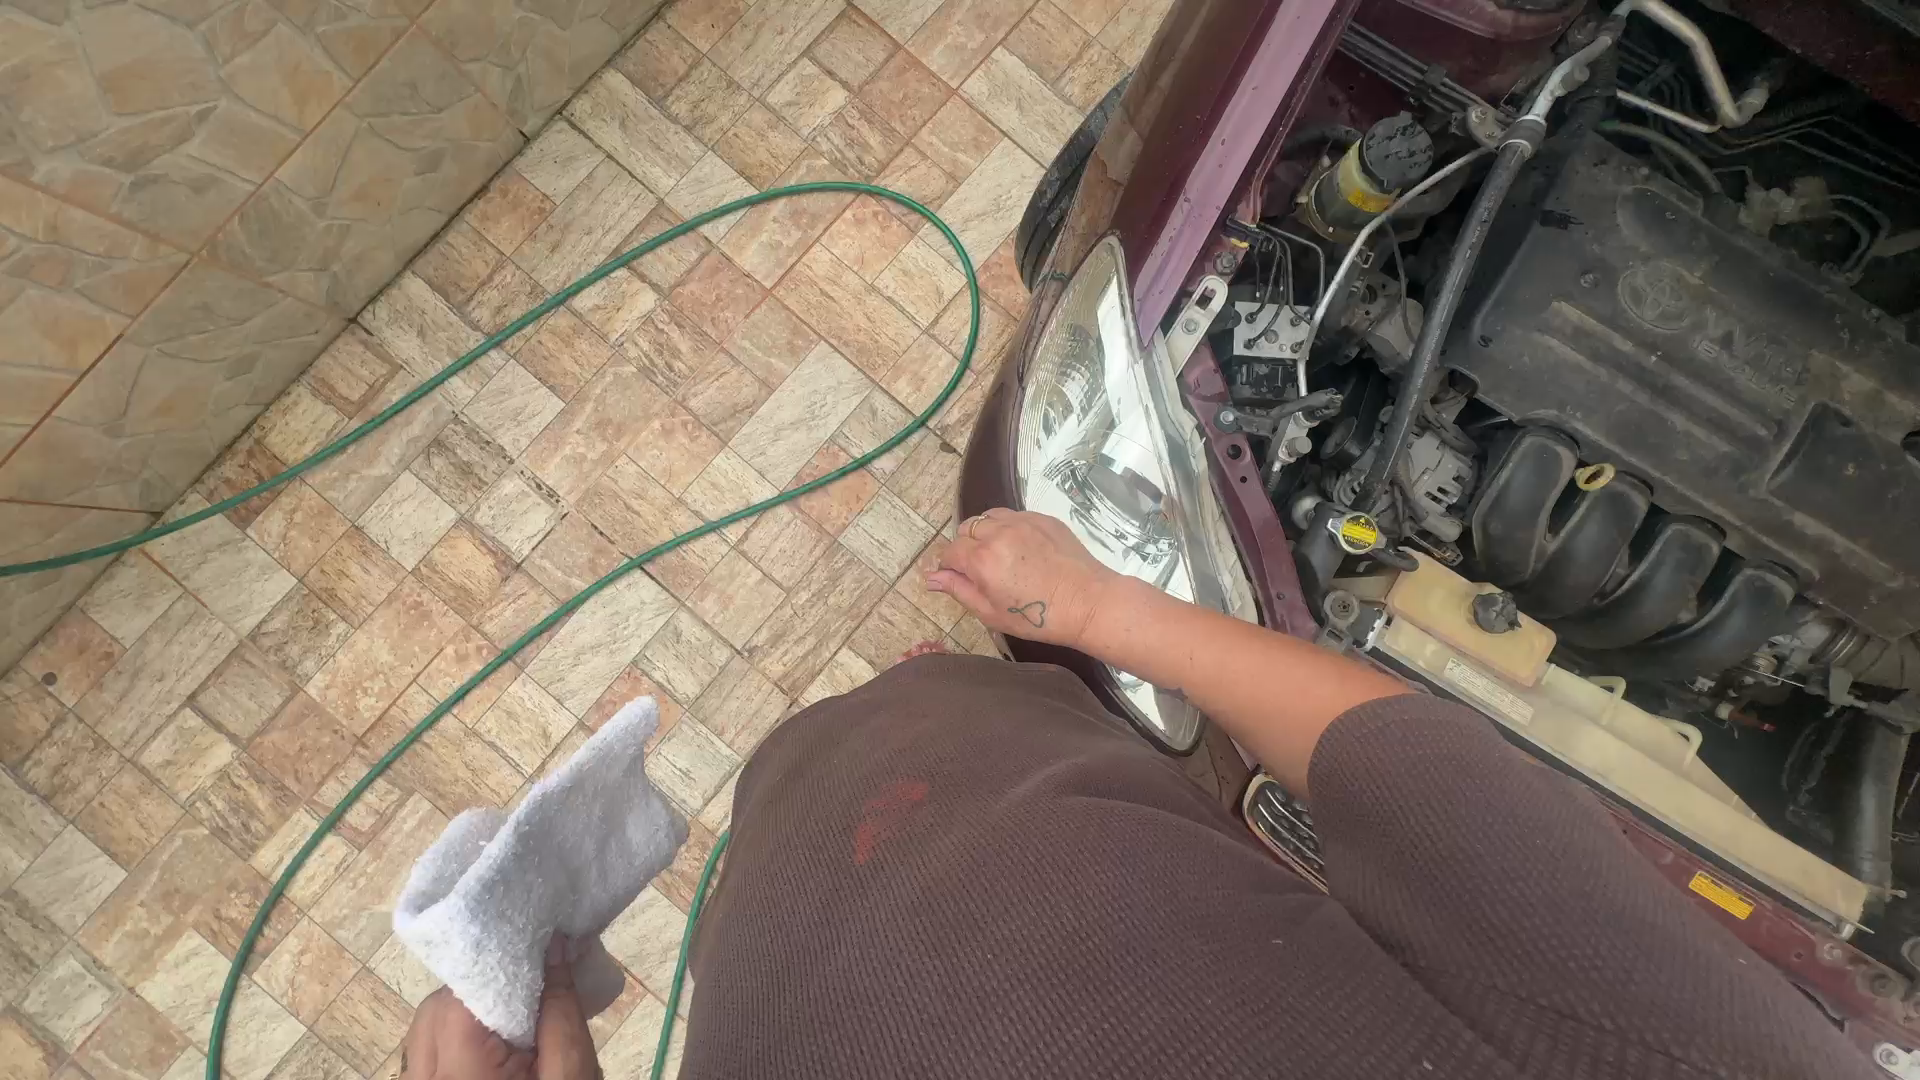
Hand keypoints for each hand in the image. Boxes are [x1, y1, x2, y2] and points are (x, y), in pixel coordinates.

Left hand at [400, 936, 597, 1079]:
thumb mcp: (573, 1070)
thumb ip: (560, 1006)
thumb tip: (555, 945)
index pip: (454, 1005)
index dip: (492, 971)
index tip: (535, 954)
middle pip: (432, 1014)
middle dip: (479, 990)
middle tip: (531, 990)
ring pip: (427, 1031)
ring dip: (468, 1011)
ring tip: (518, 1018)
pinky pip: (430, 1054)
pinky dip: (459, 1035)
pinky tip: (499, 1042)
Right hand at [928, 509, 1119, 648]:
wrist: (1087, 603)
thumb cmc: (1038, 617)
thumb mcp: (990, 612)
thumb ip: (958, 590)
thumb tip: (932, 578)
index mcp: (982, 558)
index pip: (949, 551)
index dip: (948, 566)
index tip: (955, 577)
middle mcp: (998, 533)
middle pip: (966, 529)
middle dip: (966, 548)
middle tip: (981, 571)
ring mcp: (1022, 522)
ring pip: (988, 517)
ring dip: (985, 533)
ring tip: (1000, 556)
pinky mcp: (1043, 519)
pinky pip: (1014, 516)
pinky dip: (1009, 528)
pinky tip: (1022, 550)